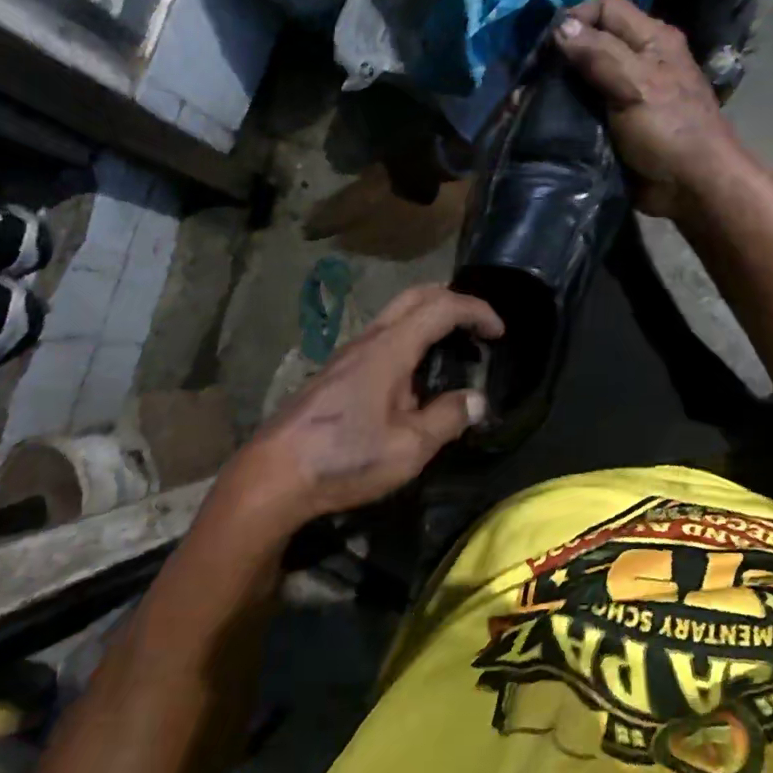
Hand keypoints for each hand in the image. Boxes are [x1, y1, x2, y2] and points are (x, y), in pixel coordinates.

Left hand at [224, 285, 503, 525]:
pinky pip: (383, 335)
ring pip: (396, 314)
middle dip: (454, 300)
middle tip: (478, 327)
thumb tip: (477, 400)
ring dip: (430, 318)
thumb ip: (448, 418)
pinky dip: (410, 336)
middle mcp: (369, 340)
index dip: (477, 311)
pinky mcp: (336, 371)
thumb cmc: (345, 459)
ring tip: (453, 349)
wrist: (273, 476)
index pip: (442, 308)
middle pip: (416, 295)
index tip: (499, 333)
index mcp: (390, 349)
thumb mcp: (409, 448)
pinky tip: (414, 376)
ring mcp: (348, 354)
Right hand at [553, 0, 744, 217]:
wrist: (692, 187)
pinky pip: (588, 107)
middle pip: (594, 40)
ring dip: (563, 85)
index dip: (576, 17)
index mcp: (652, 39)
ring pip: (587, 76)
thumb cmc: (670, 130)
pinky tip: (549, 117)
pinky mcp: (619, 124)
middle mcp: (640, 60)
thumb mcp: (635, 85)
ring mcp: (629, 93)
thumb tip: (560, 27)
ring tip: (534, 97)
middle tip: (535, 74)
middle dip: (565, 53)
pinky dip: (570, 110)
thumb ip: (599, 54)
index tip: (548, 45)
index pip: (606, 7)